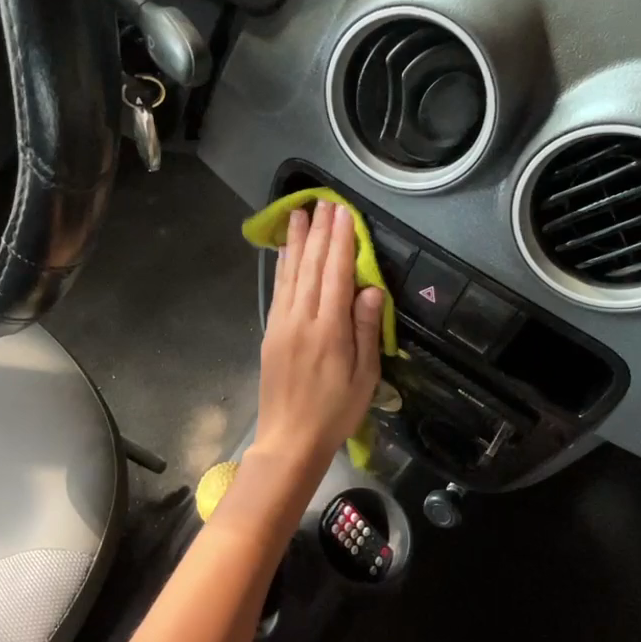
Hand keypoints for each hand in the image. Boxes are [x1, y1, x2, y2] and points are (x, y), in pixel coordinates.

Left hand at [250, 201, 383, 475]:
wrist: (290, 439)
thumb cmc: (335, 412)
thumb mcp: (364, 377)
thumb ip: (365, 330)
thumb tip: (370, 289)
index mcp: (329, 330)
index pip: (335, 274)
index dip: (340, 241)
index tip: (344, 213)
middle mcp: (301, 320)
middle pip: (311, 267)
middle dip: (319, 232)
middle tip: (325, 202)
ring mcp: (281, 325)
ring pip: (290, 274)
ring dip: (296, 241)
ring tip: (300, 213)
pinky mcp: (270, 333)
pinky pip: (278, 290)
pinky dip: (283, 267)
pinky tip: (286, 252)